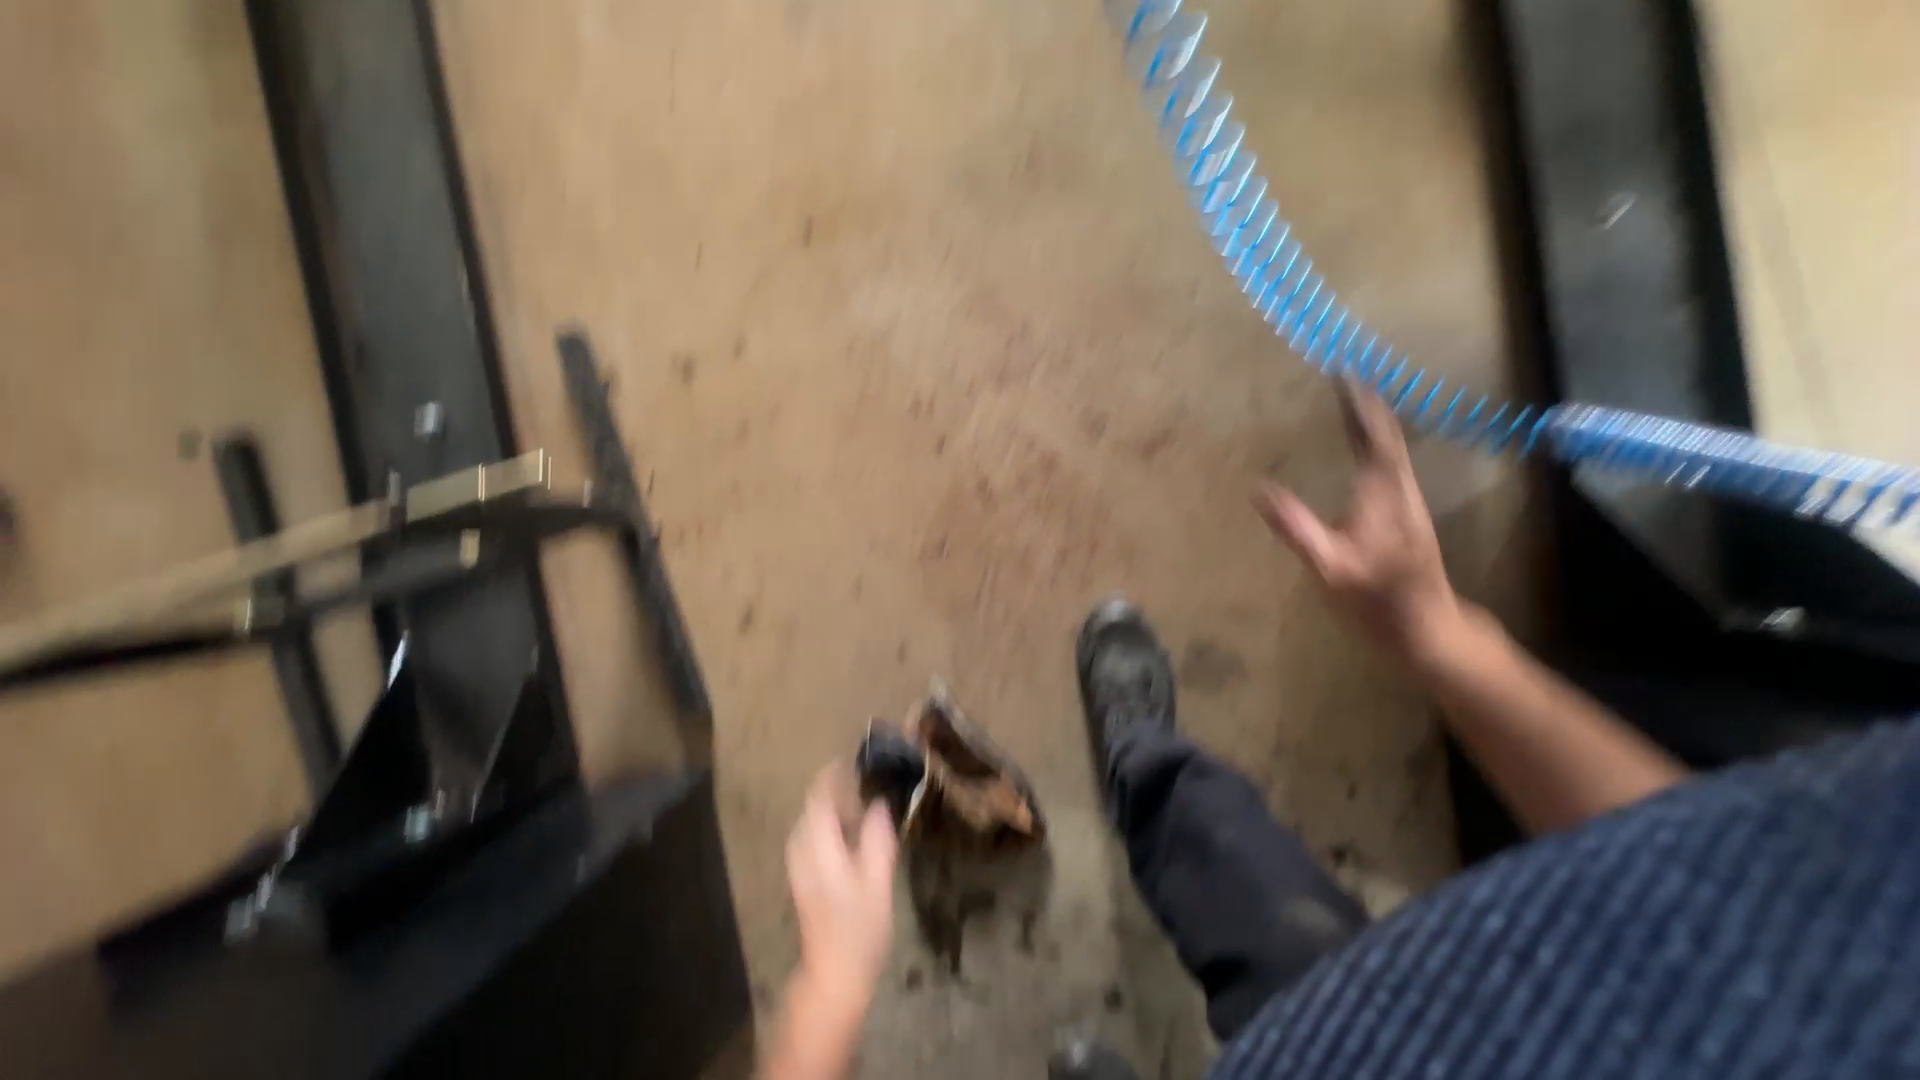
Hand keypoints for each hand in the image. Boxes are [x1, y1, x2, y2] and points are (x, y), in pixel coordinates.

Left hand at [786, 767, 898, 1012]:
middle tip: (869, 781)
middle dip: (837, 789)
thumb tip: (879, 803)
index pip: (819, 796)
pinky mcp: (803, 877)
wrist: (833, 975)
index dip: (835, 774)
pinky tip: (851, 834)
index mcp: (818, 846)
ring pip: (813, 821)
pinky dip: (830, 826)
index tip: (858, 759)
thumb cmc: (859, 930)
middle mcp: (801, 850)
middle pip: (814, 806)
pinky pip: (813, 836)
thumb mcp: (877, 883)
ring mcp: (798, 865)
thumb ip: (877, 839)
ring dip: (834, 808)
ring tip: (863, 804)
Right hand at [1253, 381, 1466, 668]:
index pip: (1373, 436)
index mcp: (1384, 494)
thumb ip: (1296, 528)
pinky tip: (1366, 447)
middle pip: (1387, 435)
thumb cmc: (1377, 601)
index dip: (1358, 404)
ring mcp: (1408, 501)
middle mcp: (1402, 489)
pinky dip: (1376, 442)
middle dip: (1366, 404)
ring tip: (1352, 400)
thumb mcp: (1330, 568)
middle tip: (1345, 376)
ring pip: (1392, 449)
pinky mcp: (1407, 514)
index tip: (1342, 372)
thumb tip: (1258, 489)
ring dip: (1373, 421)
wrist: (1427, 628)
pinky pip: (1391, 463)